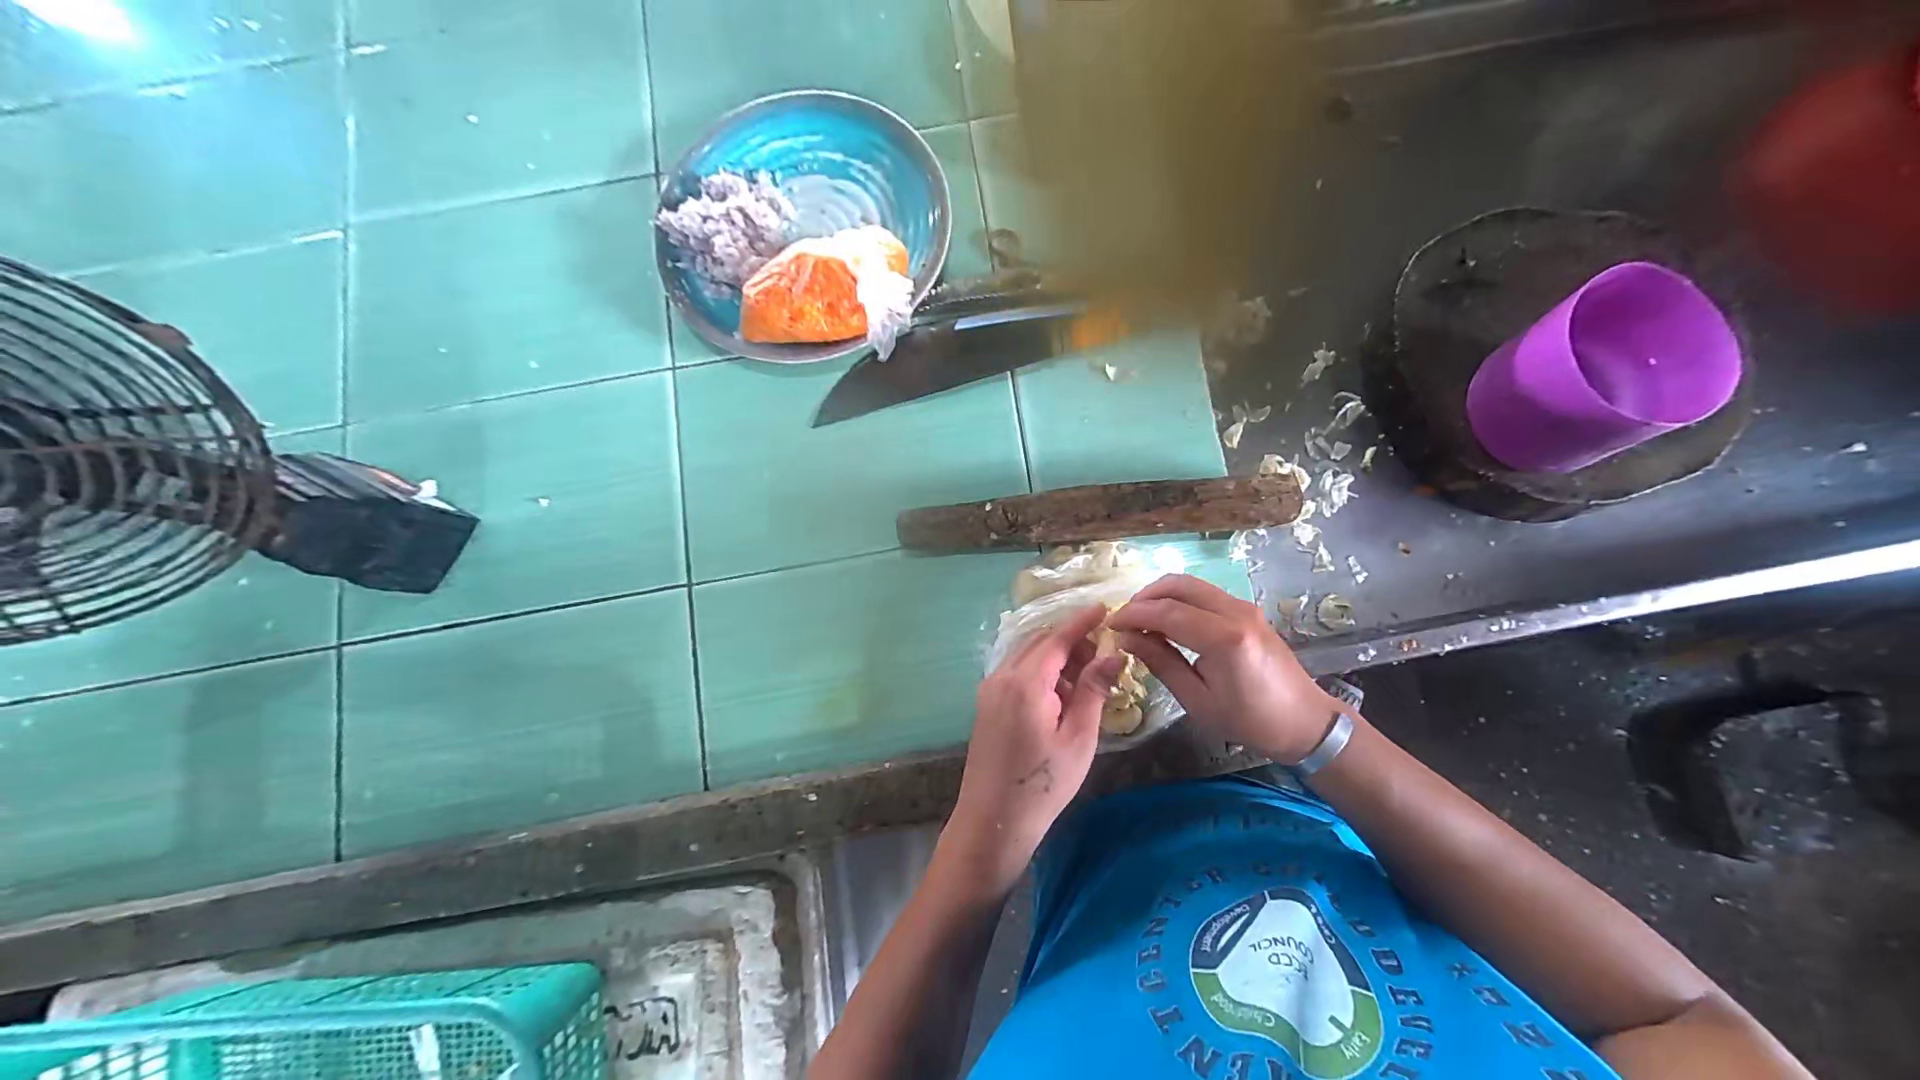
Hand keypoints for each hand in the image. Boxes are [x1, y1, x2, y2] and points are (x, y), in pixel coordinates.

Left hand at [939, 605, 1125, 897]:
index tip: (1105, 607)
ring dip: (1055, 655)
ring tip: (1088, 672)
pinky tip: (1061, 691)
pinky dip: (1040, 671)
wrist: (993, 821)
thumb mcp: (1078, 737)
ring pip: (1026, 656)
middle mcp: (1001, 677)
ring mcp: (989, 690)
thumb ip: (1093, 690)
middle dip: (1071, 639)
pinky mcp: (986, 704)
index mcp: (1024, 682)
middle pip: (1039, 642)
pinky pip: (1016, 672)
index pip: (1056, 638)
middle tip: (1104, 650)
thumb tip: (1114, 654)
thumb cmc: (1043, 783)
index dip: (1082, 621)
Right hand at [1108, 574, 1340, 763]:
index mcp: (1224, 638)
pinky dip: (1179, 599)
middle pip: (1177, 586)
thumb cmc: (1250, 720)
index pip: (1166, 612)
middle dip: (1144, 598)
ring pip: (1190, 584)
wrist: (1305, 721)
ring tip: (1141, 620)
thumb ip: (1161, 662)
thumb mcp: (1197, 700)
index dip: (1133, 615)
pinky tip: (1167, 621)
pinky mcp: (1247, 609)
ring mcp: (1244, 606)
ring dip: (1161, 595)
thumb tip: (1127, 638)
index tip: (1110, 626)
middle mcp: (1235, 612)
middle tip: (1124, 620)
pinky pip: (1204, 593)